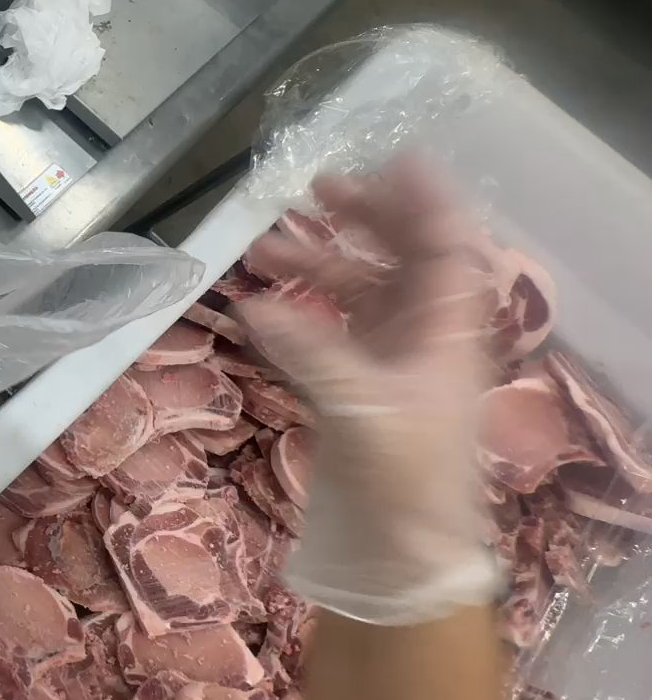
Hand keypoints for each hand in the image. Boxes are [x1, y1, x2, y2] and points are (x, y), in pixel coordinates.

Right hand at [237, 156, 502, 624]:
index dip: (425, 202)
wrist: (398, 538)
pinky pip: (328, 322)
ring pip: (358, 289)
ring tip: (264, 251)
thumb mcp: (361, 407)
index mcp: (447, 331)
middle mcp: (423, 332)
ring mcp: (387, 355)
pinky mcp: (354, 378)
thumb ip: (310, 351)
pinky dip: (298, 304)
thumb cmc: (402, 472)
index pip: (446, 249)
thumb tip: (253, 304)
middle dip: (363, 221)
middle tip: (315, 192)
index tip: (393, 160)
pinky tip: (263, 302)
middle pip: (401, 258)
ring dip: (317, 263)